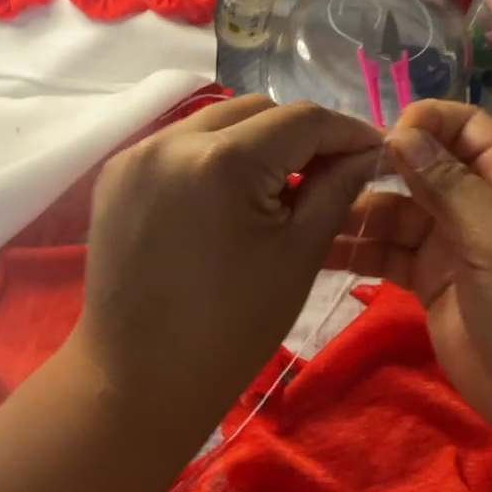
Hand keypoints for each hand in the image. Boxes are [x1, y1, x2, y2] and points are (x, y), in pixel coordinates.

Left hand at [69, 96, 382, 437]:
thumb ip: (336, 190)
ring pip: (215, 121)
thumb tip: (367, 153)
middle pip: (255, 111)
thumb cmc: (230, 330)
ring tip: (277, 186)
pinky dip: (212, 155)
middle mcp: (172, 140)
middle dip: (298, 135)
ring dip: (254, 142)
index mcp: (221, 161)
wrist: (138, 380)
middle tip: (327, 173)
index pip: (301, 120)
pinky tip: (227, 196)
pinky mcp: (117, 173)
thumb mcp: (298, 256)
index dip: (346, 131)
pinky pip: (179, 143)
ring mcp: (136, 154)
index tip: (374, 150)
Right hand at [346, 100, 491, 436]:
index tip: (380, 137)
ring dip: (361, 211)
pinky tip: (321, 249)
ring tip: (314, 216)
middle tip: (329, 178)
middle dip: (381, 168)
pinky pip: (392, 253)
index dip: (426, 122)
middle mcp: (487, 203)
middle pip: (425, 167)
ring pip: (401, 211)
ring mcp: (458, 244)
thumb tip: (400, 134)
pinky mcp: (434, 282)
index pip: (469, 127)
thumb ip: (448, 182)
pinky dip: (361, 250)